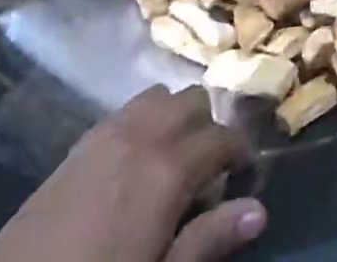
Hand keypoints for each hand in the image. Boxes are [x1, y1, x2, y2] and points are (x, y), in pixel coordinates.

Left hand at [0, 86, 264, 261]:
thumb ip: (208, 241)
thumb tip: (259, 209)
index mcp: (168, 169)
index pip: (224, 137)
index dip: (240, 154)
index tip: (241, 179)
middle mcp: (142, 136)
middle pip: (194, 100)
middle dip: (209, 127)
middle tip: (206, 172)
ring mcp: (105, 135)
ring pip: (160, 95)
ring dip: (175, 117)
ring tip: (172, 160)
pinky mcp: (76, 146)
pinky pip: (126, 111)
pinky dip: (144, 121)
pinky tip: (134, 164)